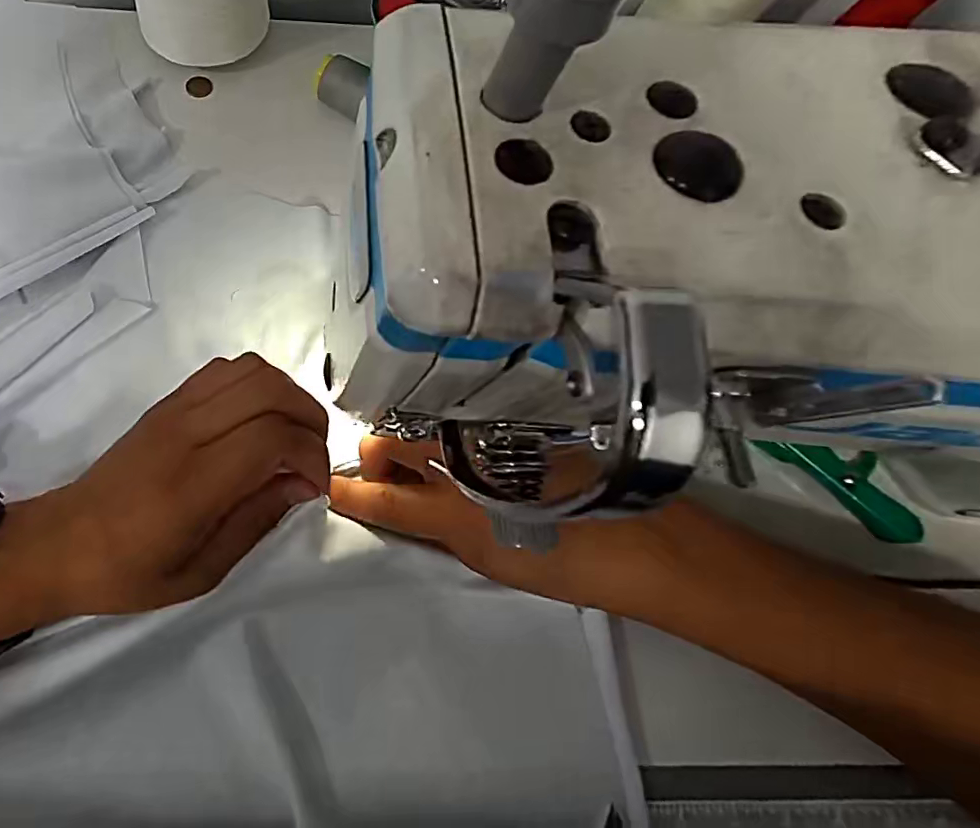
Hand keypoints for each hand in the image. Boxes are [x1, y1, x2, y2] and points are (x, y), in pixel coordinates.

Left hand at [0, 354, 331, 636]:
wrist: (62, 542)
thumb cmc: (129, 571)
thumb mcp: (201, 570)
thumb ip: (257, 519)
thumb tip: (301, 482)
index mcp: (192, 483)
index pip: (270, 436)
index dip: (309, 455)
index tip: (314, 487)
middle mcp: (184, 432)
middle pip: (268, 389)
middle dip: (309, 417)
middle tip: (312, 457)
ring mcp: (174, 409)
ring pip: (249, 369)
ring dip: (286, 395)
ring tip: (292, 435)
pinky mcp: (167, 402)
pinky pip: (225, 370)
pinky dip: (257, 384)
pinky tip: (258, 420)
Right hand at [327, 435, 695, 618]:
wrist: (643, 542)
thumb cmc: (562, 557)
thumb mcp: (483, 553)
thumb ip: (427, 527)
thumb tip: (387, 508)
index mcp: (453, 497)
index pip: (383, 487)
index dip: (354, 487)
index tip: (336, 489)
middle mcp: (464, 450)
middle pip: (393, 438)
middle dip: (377, 457)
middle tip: (385, 482)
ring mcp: (487, 432)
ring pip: (423, 427)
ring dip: (408, 447)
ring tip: (423, 475)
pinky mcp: (511, 423)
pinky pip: (457, 422)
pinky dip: (443, 439)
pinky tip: (461, 460)